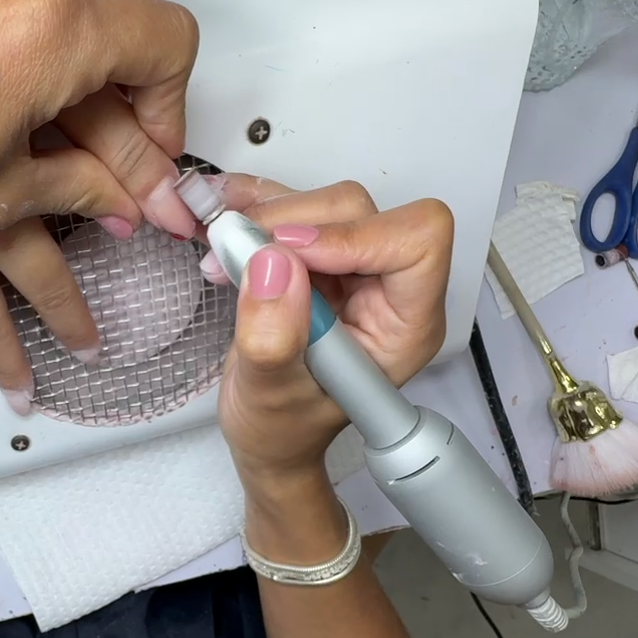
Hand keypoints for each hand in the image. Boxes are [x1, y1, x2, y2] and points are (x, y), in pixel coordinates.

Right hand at [213, 176, 454, 489]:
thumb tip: (272, 262)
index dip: (352, 236)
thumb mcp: (270, 397)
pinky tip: (223, 231)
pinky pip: (294, 208)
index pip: (415, 242)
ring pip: (322, 204)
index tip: (285, 256)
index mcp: (403, 324)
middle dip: (291, 224)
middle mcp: (386, 286)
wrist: (264, 433)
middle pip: (359, 212)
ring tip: (223, 256)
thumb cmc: (280, 430)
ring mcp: (351, 267)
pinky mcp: (317, 256)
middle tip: (235, 254)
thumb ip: (274, 338)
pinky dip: (254, 209)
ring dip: (266, 218)